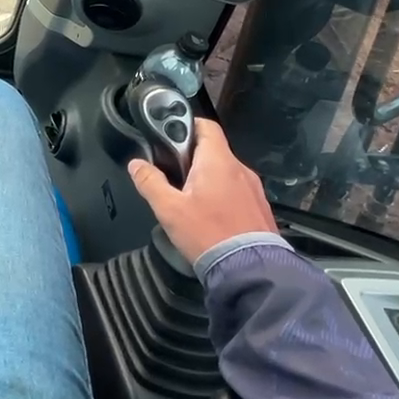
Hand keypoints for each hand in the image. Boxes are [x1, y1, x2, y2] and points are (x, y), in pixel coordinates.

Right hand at [127, 118, 277, 261]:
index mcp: (218, 161)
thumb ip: (149, 181)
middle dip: (191, 158)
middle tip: (172, 174)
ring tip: (190, 200)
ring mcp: (254, 191)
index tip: (169, 138)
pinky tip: (210, 217)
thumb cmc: (209, 234)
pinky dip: (222, 196)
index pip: (206, 126)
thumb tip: (136, 165)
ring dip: (207, 178)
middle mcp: (240, 170)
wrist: (254, 273)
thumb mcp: (168, 208)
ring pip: (225, 173)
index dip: (186, 125)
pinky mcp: (261, 210)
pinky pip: (237, 192)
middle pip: (213, 150)